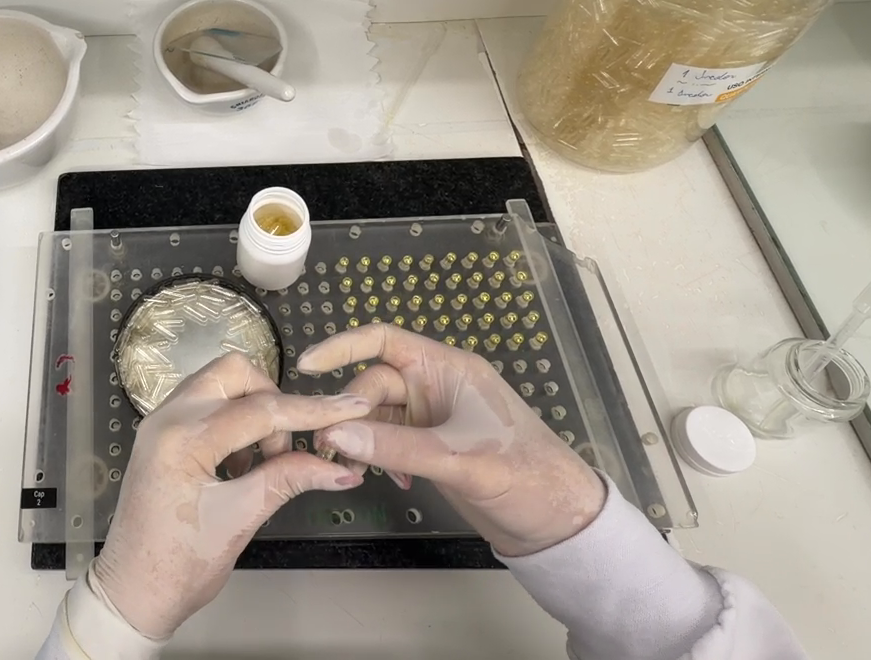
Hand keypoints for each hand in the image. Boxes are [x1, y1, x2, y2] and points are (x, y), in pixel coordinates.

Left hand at [90, 352, 371, 638]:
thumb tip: (339, 467)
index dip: (310, 409)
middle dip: (273, 399)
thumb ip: (287, 481)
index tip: (352, 406)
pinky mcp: (162, 430)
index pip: (260, 410)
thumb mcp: (239, 521)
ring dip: (253, 407)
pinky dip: (232, 416)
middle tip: (288, 447)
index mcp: (184, 437)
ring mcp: (161, 419)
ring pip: (219, 381)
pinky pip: (205, 400)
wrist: (130, 591)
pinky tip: (242, 461)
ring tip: (264, 460)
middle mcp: (168, 415)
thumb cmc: (180, 565)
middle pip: (235, 373)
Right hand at [298, 324, 605, 556]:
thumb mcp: (460, 460)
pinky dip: (376, 457)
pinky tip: (384, 480)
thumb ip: (396, 446)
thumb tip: (333, 434)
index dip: (342, 347)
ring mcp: (430, 417)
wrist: (564, 528)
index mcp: (445, 368)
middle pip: (372, 384)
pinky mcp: (428, 446)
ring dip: (359, 440)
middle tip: (327, 445)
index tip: (307, 366)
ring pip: (375, 415)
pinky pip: (386, 441)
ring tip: (351, 470)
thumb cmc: (526, 475)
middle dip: (349, 412)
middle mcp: (433, 385)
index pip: (383, 341)